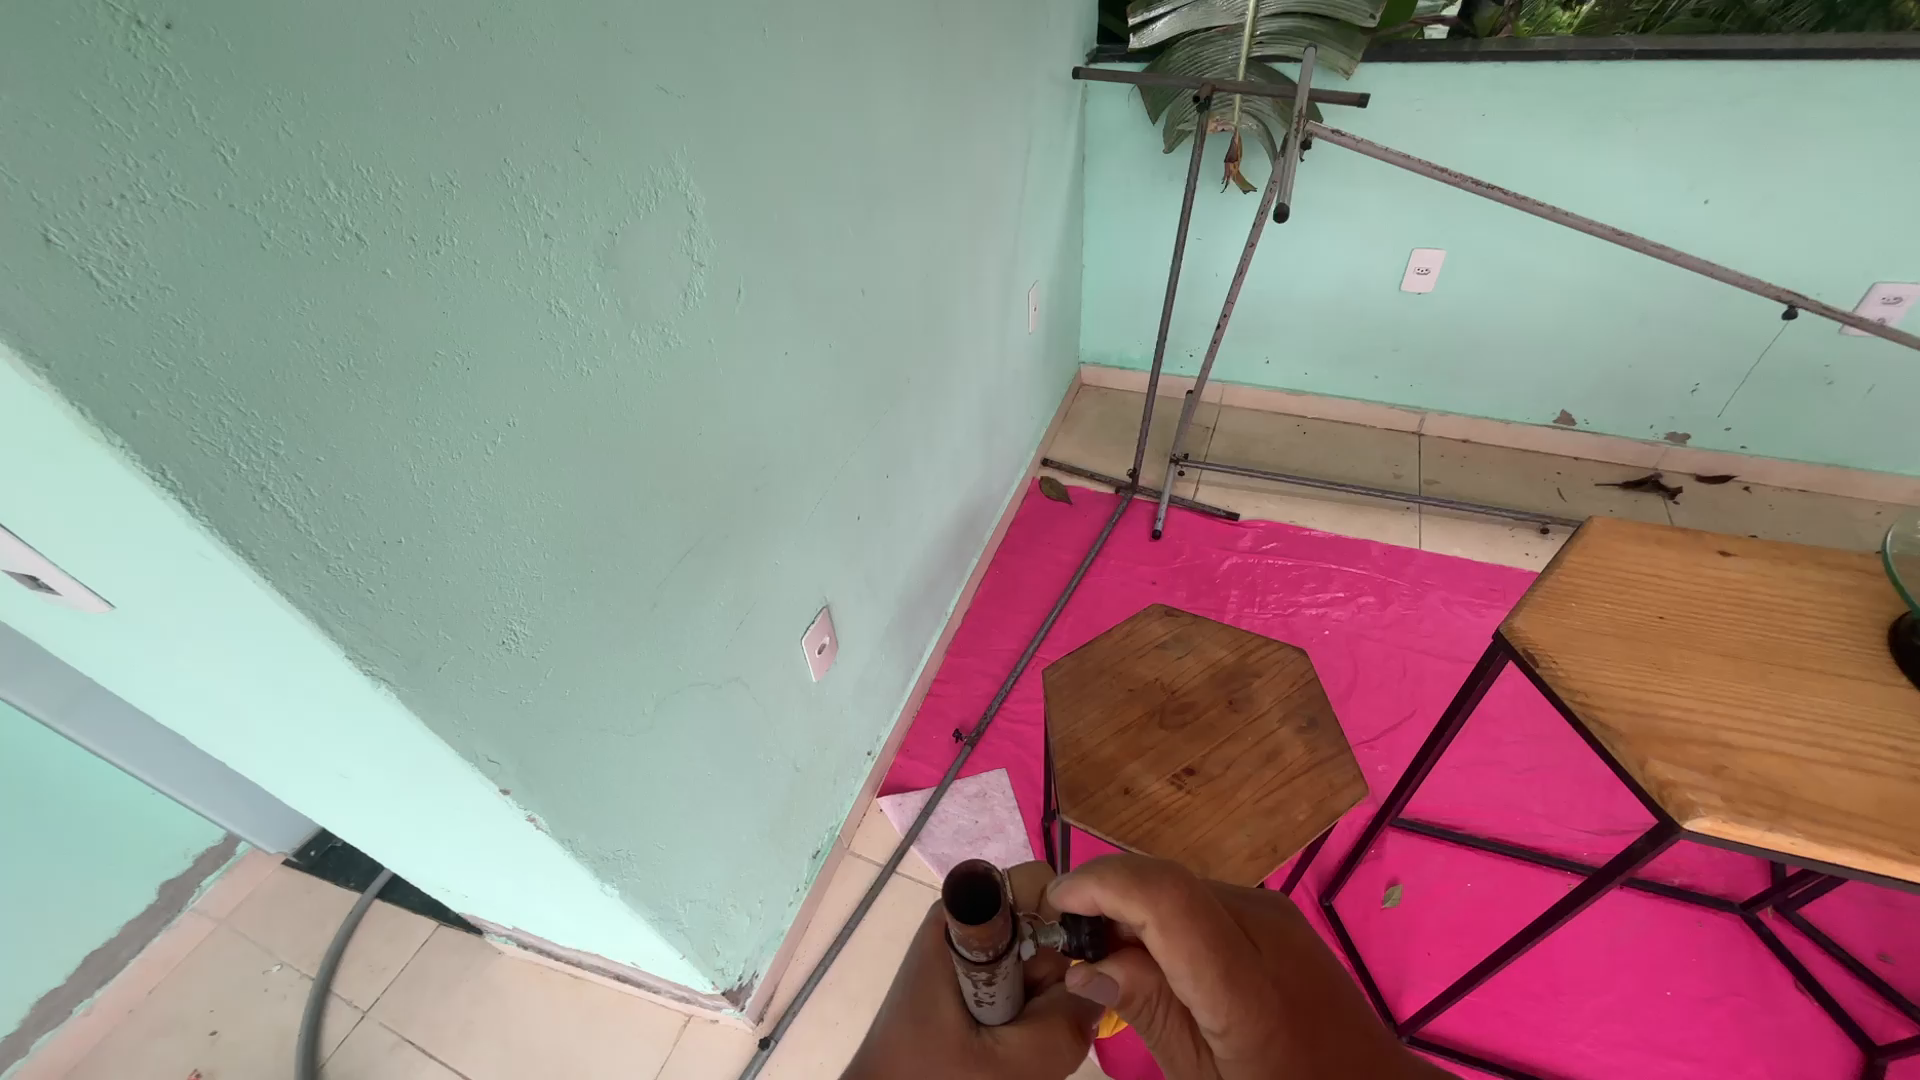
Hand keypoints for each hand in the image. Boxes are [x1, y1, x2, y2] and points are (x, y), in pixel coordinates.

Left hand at [842, 861, 1103, 1079]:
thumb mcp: (1005, 1067)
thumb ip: (1062, 1026)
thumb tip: (1108, 986)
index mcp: (961, 919)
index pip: (1036, 884)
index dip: (1068, 919)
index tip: (1083, 970)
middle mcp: (965, 922)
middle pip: (1042, 927)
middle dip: (1055, 978)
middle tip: (1035, 1032)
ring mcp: (968, 953)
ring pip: (1037, 963)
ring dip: (1042, 1008)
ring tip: (1015, 1053)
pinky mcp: (970, 982)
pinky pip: (1021, 987)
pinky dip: (1027, 1020)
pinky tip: (1008, 1053)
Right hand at [1047, 855, 1448, 1079]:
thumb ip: (1150, 1012)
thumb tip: (1084, 963)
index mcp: (1246, 982)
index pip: (1164, 897)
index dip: (1101, 885)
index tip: (1055, 903)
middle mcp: (1261, 922)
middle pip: (1162, 881)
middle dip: (1104, 895)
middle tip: (1068, 940)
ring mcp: (1270, 907)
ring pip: (1175, 882)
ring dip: (1129, 902)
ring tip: (1103, 951)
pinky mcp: (1272, 905)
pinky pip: (1198, 894)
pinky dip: (1159, 910)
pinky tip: (1150, 951)